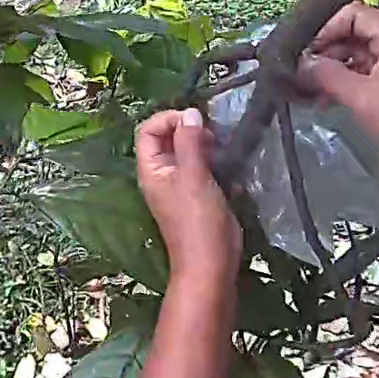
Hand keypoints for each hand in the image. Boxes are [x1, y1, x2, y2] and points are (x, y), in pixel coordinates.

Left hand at [136, 108, 240, 284]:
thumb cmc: (198, 221)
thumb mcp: (193, 176)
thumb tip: (190, 112)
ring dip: (204, 144)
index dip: (168, 118)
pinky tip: (229, 165)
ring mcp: (181, 183)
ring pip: (188, 151)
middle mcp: (163, 173)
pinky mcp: (200, 193)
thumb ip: (190, 142)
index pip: (148, 129)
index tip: (195, 119)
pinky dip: (214, 160)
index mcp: (151, 168)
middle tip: (213, 134)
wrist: (211, 265)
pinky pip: (203, 166)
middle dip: (189, 129)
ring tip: (222, 147)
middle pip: (168, 138)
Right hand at [297, 2, 378, 157]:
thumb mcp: (362, 96)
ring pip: (355, 57)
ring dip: (329, 70)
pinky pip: (361, 77)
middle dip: (325, 51)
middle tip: (298, 72)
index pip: (356, 15)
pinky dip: (340, 84)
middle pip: (354, 35)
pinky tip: (320, 100)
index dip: (327, 28)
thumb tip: (298, 64)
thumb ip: (327, 75)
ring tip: (304, 89)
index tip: (305, 51)